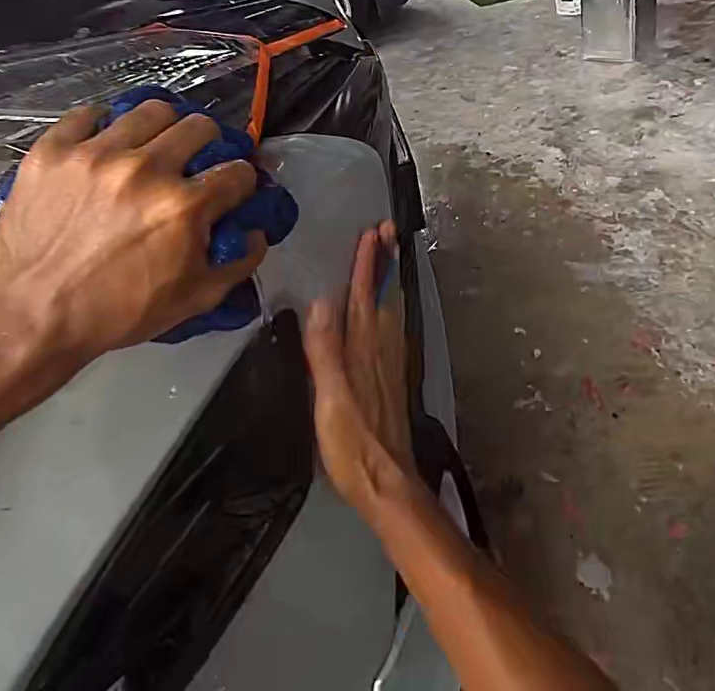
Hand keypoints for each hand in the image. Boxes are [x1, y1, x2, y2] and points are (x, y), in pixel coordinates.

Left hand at [0, 100, 266, 368]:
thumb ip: (237, 262)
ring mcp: (95, 155)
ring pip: (151, 110)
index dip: (242, 180)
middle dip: (209, 144)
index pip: (237, 171)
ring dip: (162, 128)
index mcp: (183, 206)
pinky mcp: (54, 151)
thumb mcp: (192, 300)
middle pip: (200, 127)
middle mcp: (144, 170)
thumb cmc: (115, 312)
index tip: (231, 186)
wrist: (31, 316)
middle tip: (196, 161)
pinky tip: (104, 146)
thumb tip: (256, 231)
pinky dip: (104, 127)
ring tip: (152, 147)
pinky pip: (89, 114)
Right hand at [302, 221, 417, 512]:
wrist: (386, 483)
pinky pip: (392, 330)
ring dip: (388, 280)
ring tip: (388, 256)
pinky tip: (389, 310)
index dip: (366, 265)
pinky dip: (390, 307)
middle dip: (383, 262)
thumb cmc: (352, 443)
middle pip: (382, 296)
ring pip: (390, 310)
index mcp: (361, 350)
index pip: (363, 297)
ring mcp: (389, 364)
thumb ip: (324, 351)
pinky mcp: (391, 379)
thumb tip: (321, 302)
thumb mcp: (329, 398)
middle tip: (387, 231)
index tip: (371, 233)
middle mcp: (379, 349)